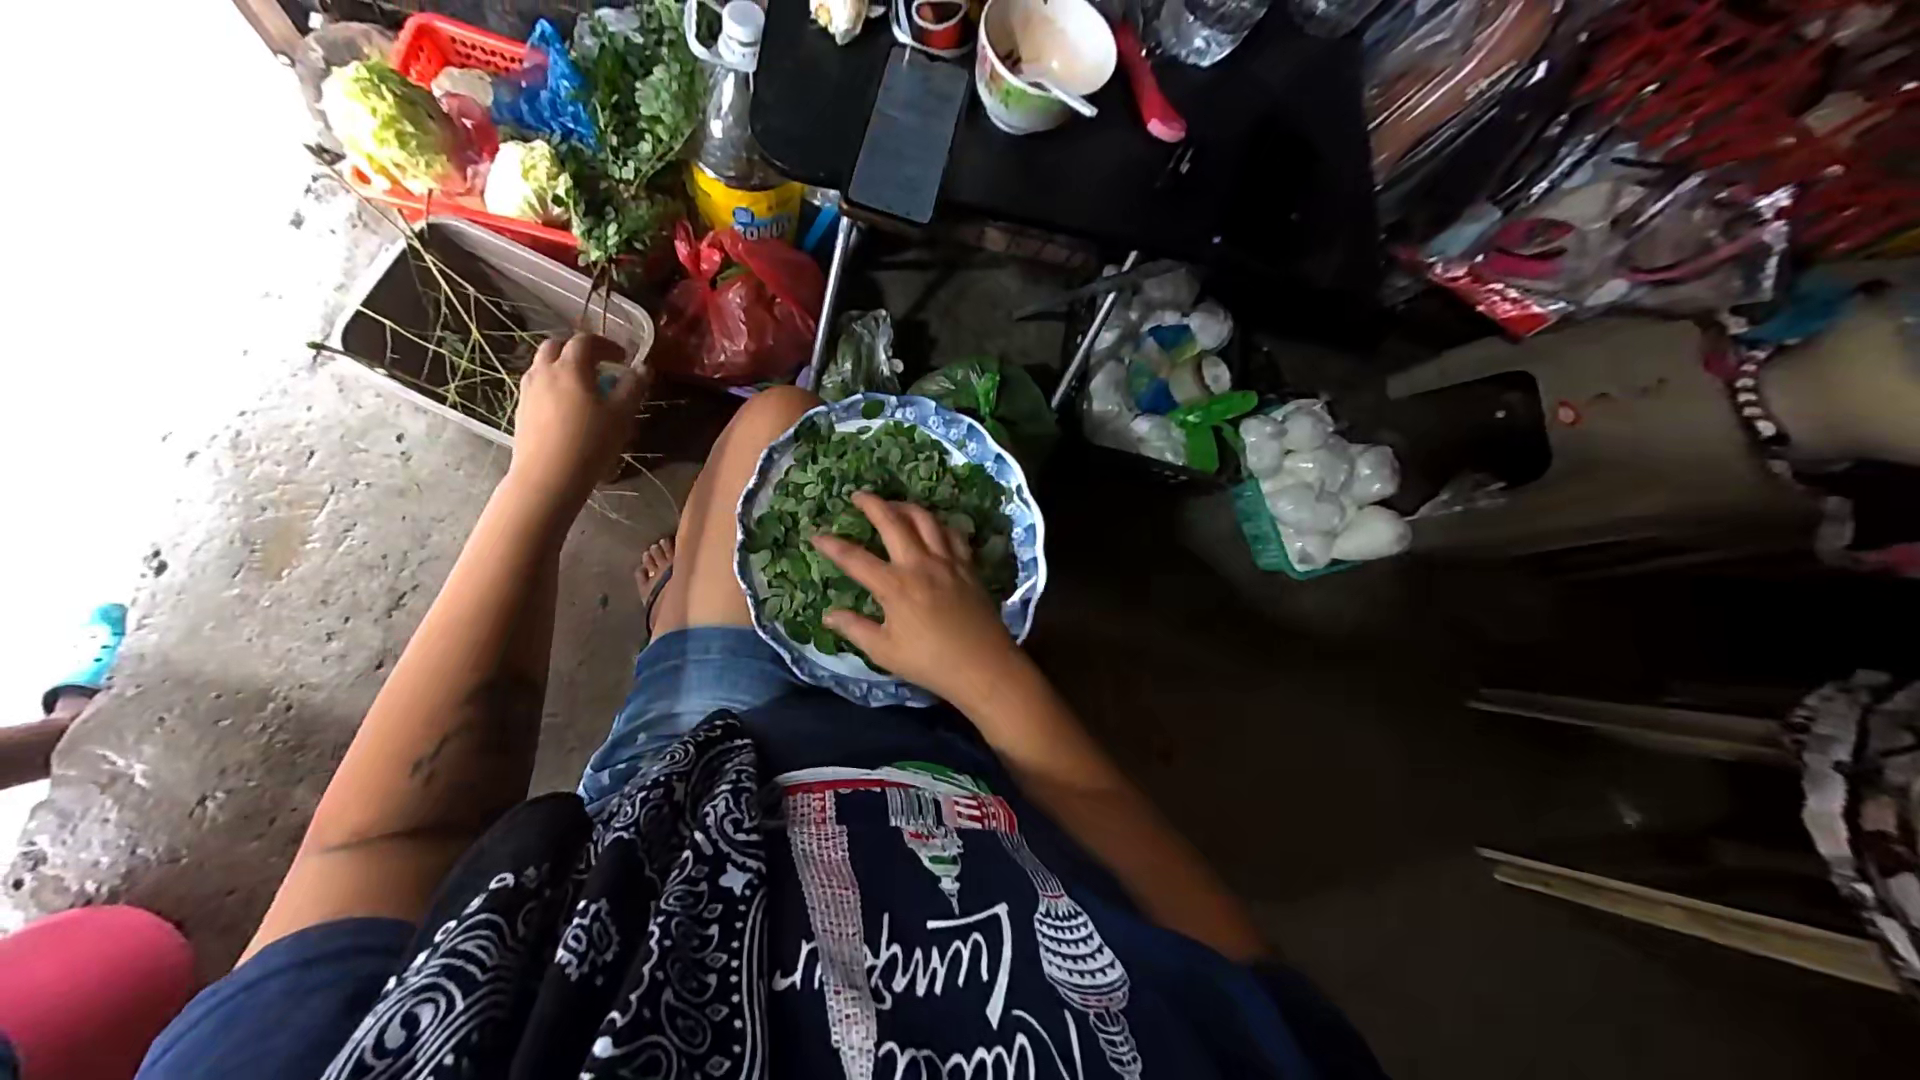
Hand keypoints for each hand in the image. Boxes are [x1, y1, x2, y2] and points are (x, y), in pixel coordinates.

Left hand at [505, 333, 646, 511]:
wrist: (549, 475)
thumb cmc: (591, 442)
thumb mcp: (622, 414)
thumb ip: (634, 387)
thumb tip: (642, 368)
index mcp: (570, 367)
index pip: (586, 341)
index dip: (607, 344)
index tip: (623, 357)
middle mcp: (544, 371)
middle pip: (556, 345)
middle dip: (579, 350)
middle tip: (599, 365)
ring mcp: (528, 390)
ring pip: (543, 365)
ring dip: (564, 366)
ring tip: (583, 386)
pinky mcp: (521, 409)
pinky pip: (538, 385)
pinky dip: (554, 384)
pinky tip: (568, 407)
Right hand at [810, 493, 1022, 706]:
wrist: (983, 665)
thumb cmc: (930, 662)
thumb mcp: (884, 651)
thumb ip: (855, 628)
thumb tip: (829, 615)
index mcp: (894, 586)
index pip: (854, 558)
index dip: (832, 545)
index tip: (816, 535)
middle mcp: (920, 564)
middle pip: (893, 522)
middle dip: (872, 504)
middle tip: (858, 495)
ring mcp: (947, 562)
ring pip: (926, 520)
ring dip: (906, 507)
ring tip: (893, 504)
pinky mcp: (968, 566)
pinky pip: (953, 534)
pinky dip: (939, 524)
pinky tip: (933, 526)